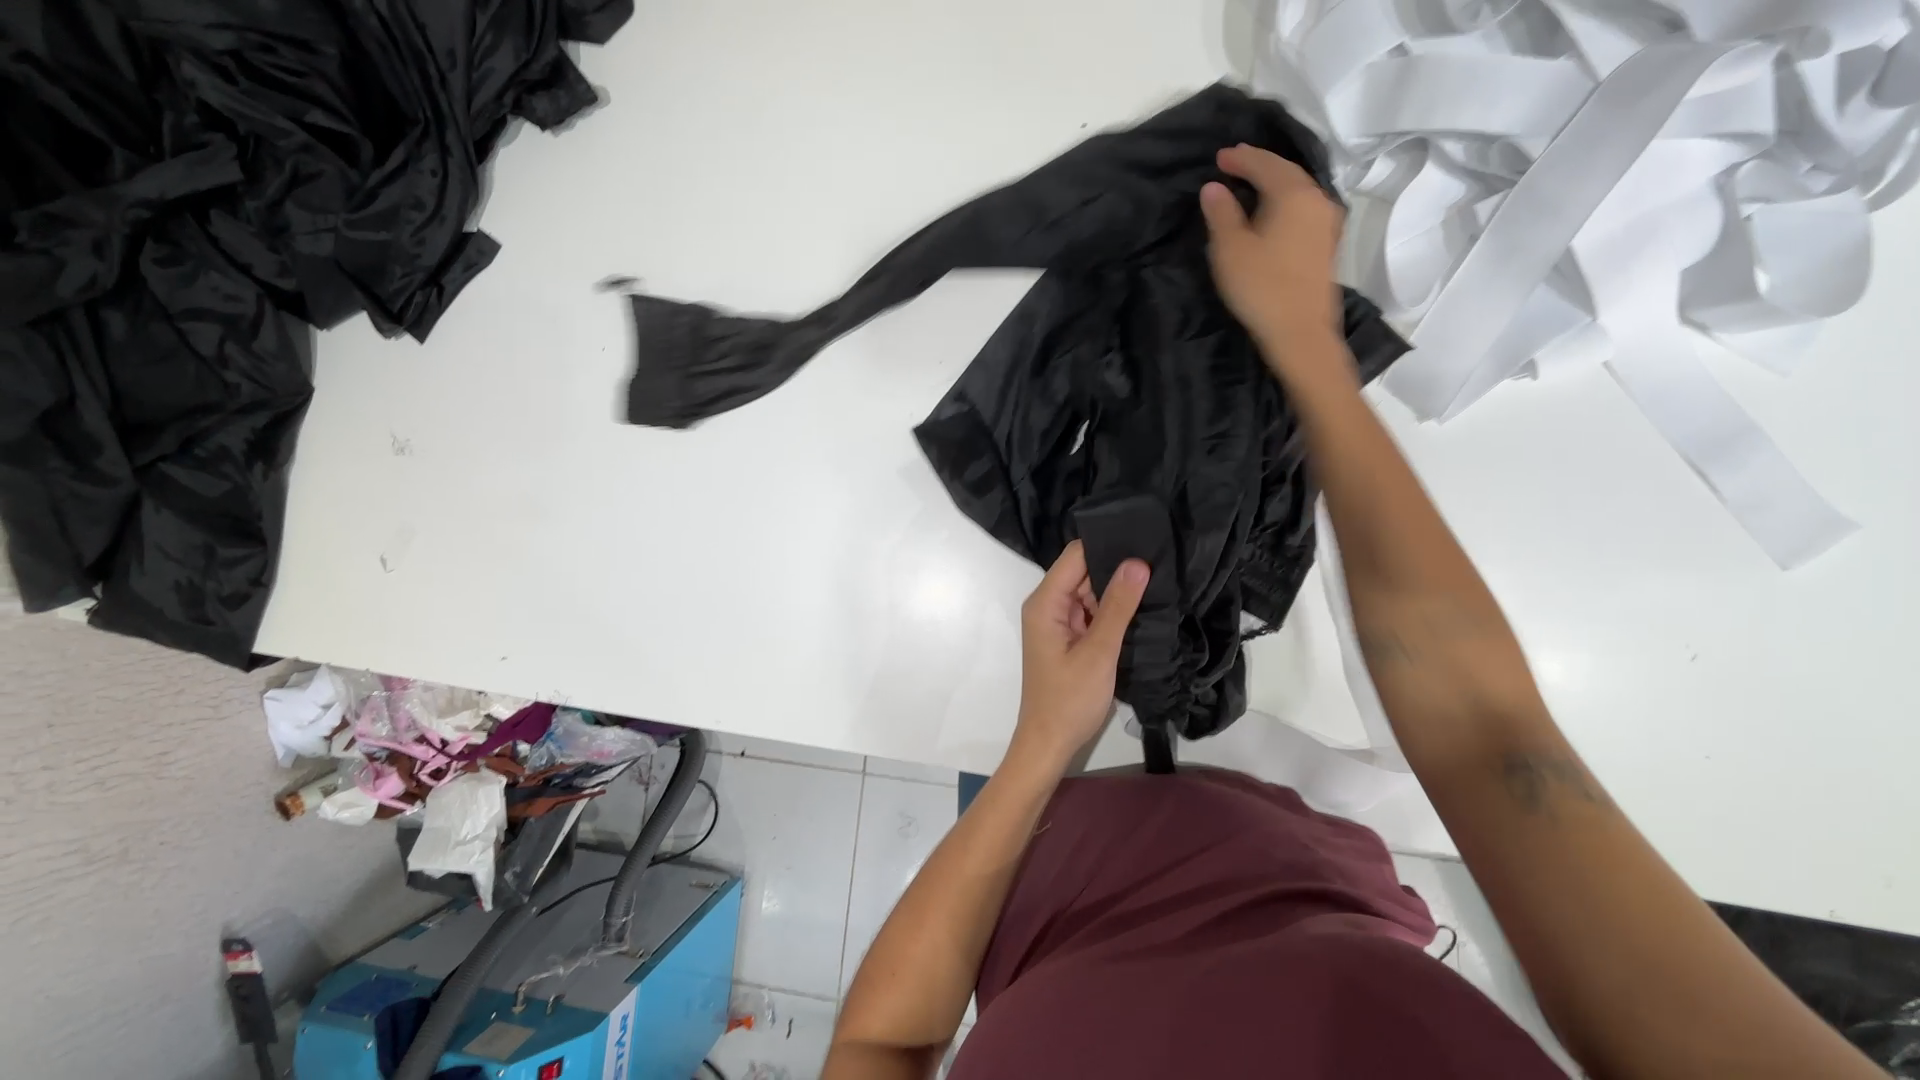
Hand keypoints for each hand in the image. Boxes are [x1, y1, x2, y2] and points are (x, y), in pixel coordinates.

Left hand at [1012, 541, 1149, 769]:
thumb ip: (1118, 606)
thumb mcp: (1099, 651)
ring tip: (1160, 580)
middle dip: (1117, 567)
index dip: (1107, 544)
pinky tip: (1142, 607)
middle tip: (1161, 559)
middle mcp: (1047, 605)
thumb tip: (1138, 562)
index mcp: (1045, 603)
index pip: (1076, 555)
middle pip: (1083, 571)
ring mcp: (1058, 622)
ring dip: (1117, 591)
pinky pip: (1091, 612)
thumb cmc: (1070, 699)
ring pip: (1090, 592)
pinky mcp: (1069, 638)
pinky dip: (1112, 611)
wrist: (1050, 743)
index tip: (1144, 538)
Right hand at [1200, 144, 1350, 381]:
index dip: (1240, 158)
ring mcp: (1327, 223)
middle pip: (1287, 172)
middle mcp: (1317, 199)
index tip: (1219, 157)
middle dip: (1260, 165)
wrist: (1300, 333)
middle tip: (1234, 162)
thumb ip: (1221, 213)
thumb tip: (1213, 187)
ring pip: (1298, 190)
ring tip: (1250, 184)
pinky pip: (1303, 208)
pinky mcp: (1327, 244)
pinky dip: (1284, 201)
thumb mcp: (1230, 249)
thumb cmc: (1261, 288)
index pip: (1265, 164)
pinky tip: (1271, 210)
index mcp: (1294, 194)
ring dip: (1274, 183)